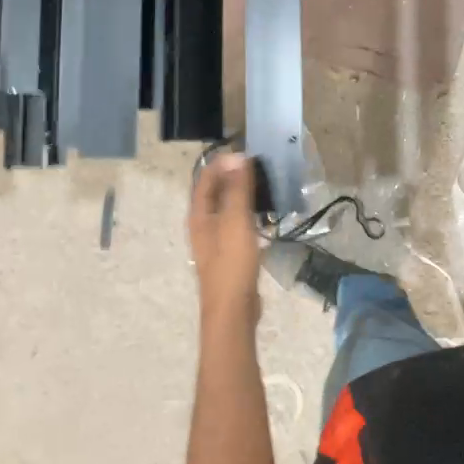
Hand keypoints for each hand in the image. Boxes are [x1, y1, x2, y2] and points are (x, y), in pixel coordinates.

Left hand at [189, 152, 262, 325]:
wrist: (232, 309)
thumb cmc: (232, 263)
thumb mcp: (236, 221)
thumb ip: (237, 189)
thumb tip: (238, 157)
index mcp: (199, 214)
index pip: (206, 177)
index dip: (224, 162)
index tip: (248, 153)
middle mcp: (203, 224)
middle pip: (215, 192)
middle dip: (234, 176)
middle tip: (260, 167)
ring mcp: (215, 240)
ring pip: (227, 208)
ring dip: (242, 195)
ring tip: (265, 187)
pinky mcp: (229, 253)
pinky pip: (237, 224)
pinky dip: (248, 214)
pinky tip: (265, 217)